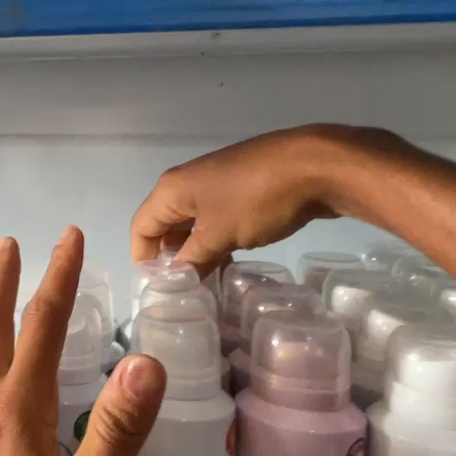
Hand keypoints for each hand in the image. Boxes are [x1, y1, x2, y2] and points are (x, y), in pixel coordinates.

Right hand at [129, 124, 410, 272]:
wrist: (315, 165)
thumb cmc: (257, 199)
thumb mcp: (219, 235)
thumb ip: (192, 259)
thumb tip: (175, 279)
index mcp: (171, 190)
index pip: (141, 227)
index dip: (142, 259)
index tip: (155, 290)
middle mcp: (186, 183)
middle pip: (164, 225)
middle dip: (169, 257)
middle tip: (181, 291)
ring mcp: (215, 183)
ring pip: (191, 224)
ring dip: (194, 252)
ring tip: (206, 283)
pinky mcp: (241, 188)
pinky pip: (215, 219)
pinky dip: (215, 241)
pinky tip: (229, 262)